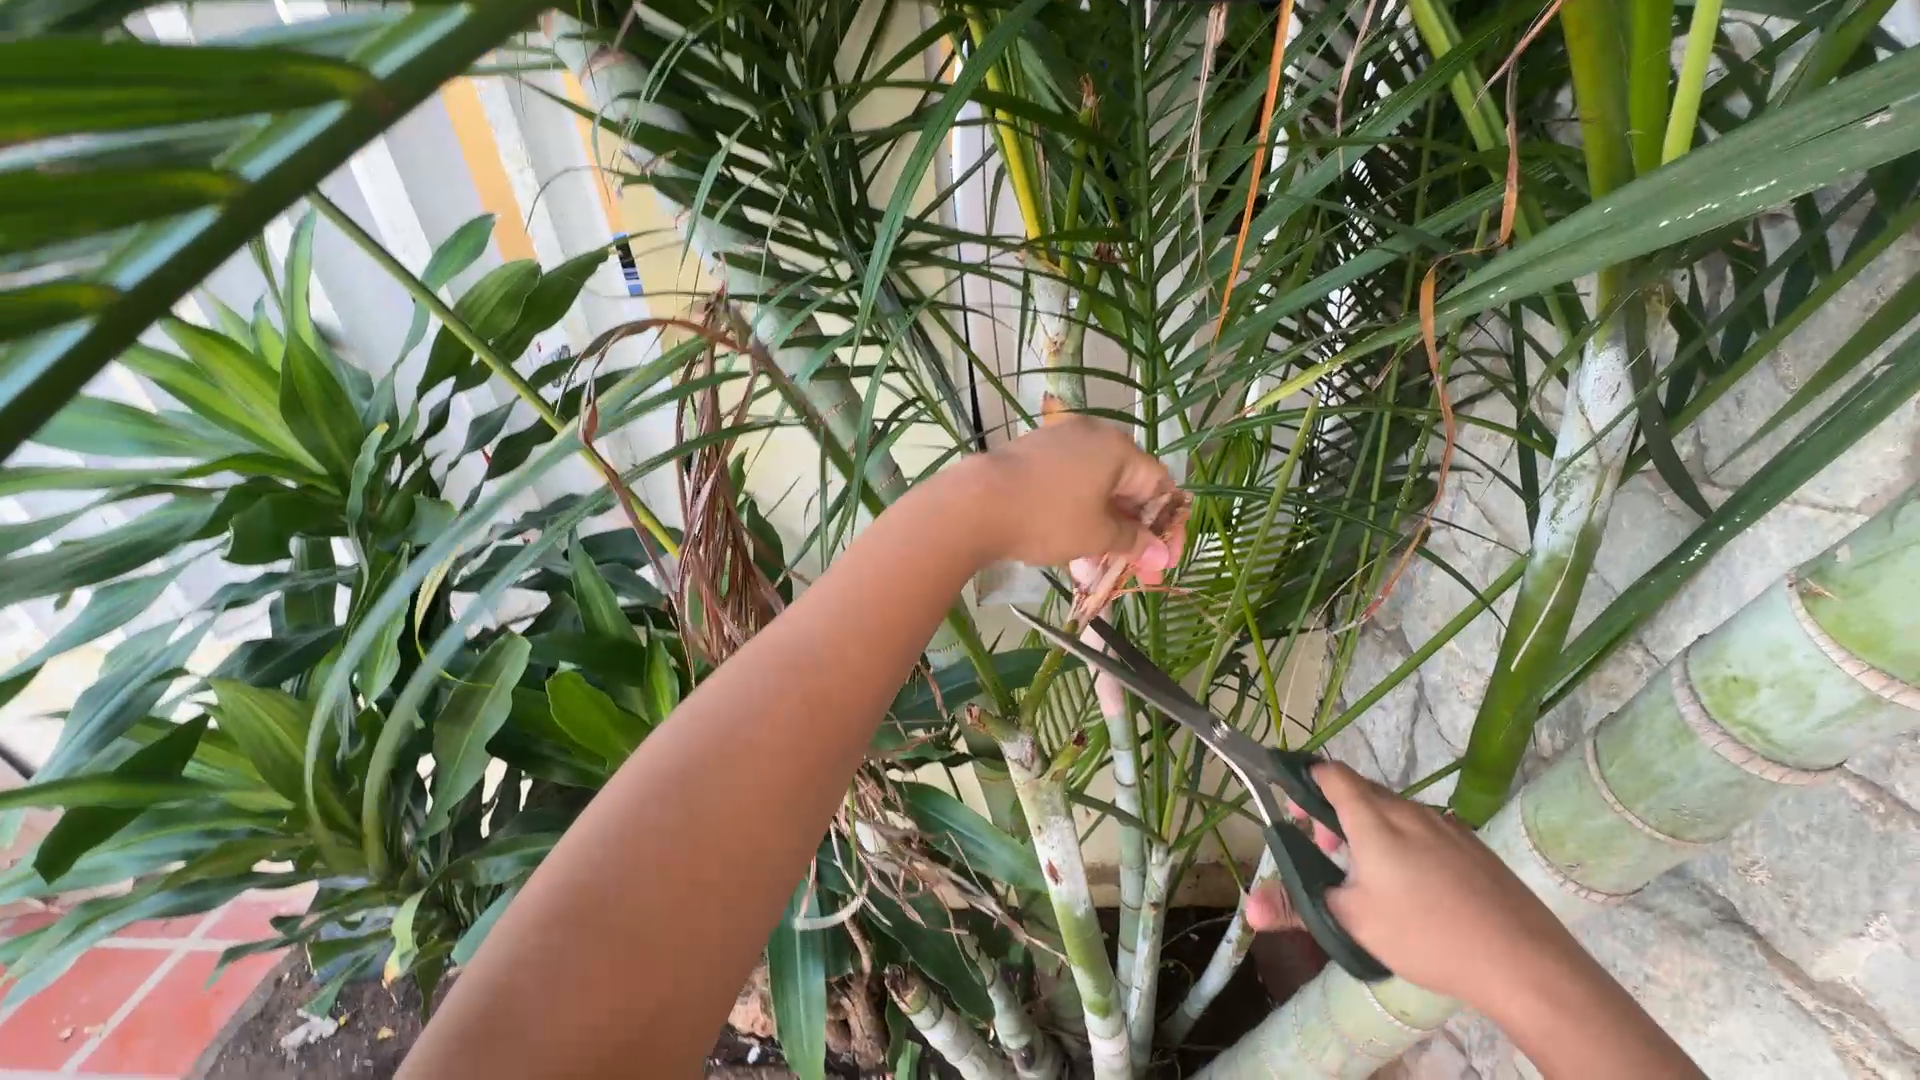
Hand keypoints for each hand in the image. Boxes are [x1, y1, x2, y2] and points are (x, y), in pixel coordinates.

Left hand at [965, 418, 1176, 569]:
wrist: (975, 504)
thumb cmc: (1047, 518)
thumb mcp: (1096, 536)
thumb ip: (1133, 542)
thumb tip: (1161, 553)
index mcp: (1118, 448)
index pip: (1159, 484)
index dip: (1165, 526)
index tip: (1162, 561)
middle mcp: (1092, 435)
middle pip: (1127, 486)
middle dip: (1132, 532)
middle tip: (1132, 569)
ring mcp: (1059, 442)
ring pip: (1096, 490)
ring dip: (1104, 530)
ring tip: (1097, 570)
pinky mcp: (1033, 455)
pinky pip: (1069, 486)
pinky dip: (1077, 516)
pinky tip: (1070, 551)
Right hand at [1245, 763, 1588, 1008]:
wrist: (1524, 961)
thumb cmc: (1425, 935)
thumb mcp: (1351, 921)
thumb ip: (1295, 907)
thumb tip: (1249, 911)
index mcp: (1372, 818)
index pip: (1332, 774)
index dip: (1306, 778)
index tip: (1291, 801)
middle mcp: (1407, 809)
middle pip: (1361, 790)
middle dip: (1335, 810)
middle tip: (1326, 850)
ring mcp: (1445, 824)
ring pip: (1394, 810)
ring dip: (1370, 826)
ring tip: (1368, 871)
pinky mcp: (1472, 845)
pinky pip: (1424, 827)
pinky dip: (1403, 839)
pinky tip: (1414, 883)